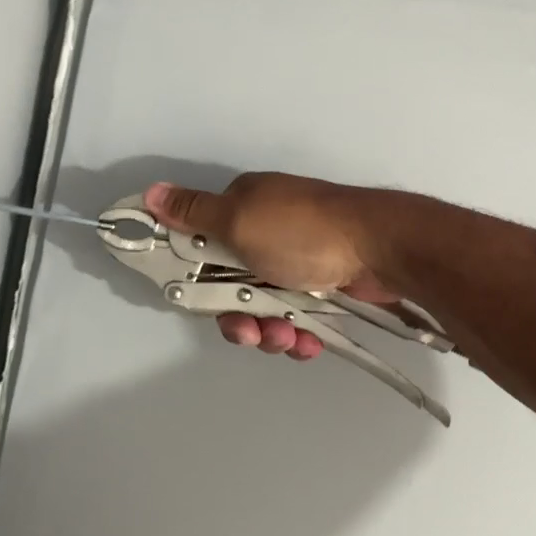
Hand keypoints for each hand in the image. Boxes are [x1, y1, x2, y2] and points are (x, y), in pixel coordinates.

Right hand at [143, 174, 396, 359]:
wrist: (384, 250)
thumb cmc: (302, 233)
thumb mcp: (237, 219)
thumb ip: (192, 213)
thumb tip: (150, 192)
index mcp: (242, 207)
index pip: (199, 244)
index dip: (194, 276)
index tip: (195, 300)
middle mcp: (265, 230)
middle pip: (228, 284)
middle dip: (237, 315)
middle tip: (250, 331)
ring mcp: (296, 259)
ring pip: (262, 306)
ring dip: (268, 331)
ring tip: (286, 340)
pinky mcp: (323, 285)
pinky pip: (295, 318)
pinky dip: (297, 334)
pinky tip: (306, 343)